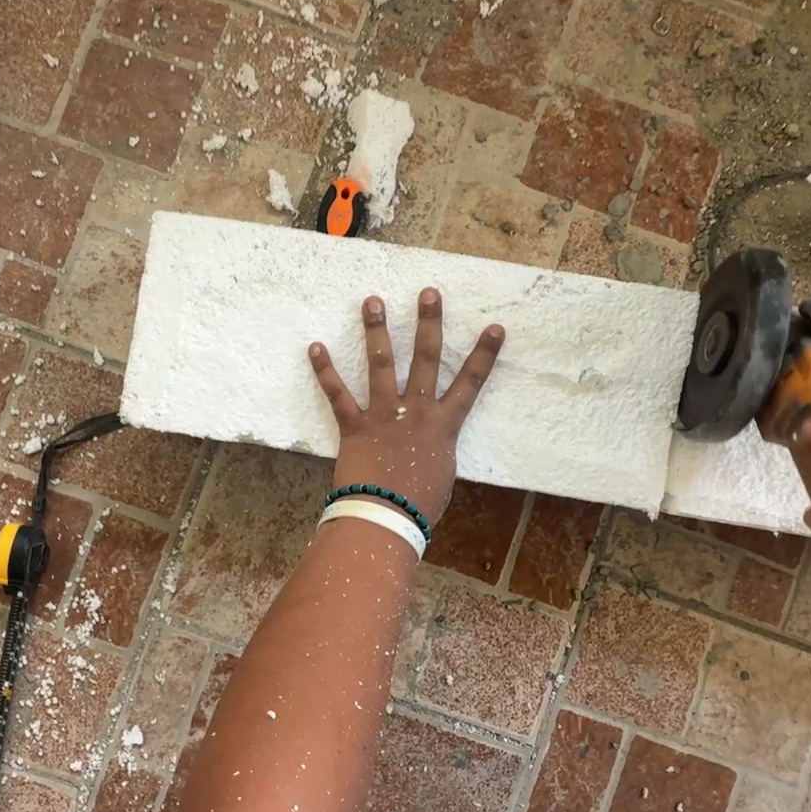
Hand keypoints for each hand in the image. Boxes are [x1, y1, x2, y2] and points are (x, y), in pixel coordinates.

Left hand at [309, 289, 504, 522]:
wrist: (386, 518)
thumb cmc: (418, 507)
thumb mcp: (440, 476)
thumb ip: (435, 452)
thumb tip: (429, 449)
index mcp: (443, 426)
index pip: (471, 383)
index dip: (485, 354)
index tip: (495, 326)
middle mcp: (415, 411)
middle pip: (425, 358)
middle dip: (428, 322)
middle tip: (427, 293)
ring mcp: (383, 415)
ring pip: (381, 364)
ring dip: (376, 330)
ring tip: (372, 300)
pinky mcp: (354, 426)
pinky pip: (337, 394)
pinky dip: (324, 371)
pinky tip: (314, 346)